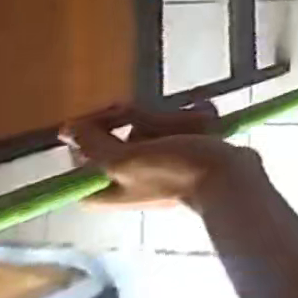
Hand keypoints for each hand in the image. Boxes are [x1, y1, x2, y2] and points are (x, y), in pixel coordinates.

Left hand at [60, 105, 253, 208]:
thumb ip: (93, 144)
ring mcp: (158, 163)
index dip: (101, 124)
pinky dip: (196, 120)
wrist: (231, 177)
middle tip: (169, 124)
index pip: (86, 144)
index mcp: (102, 185)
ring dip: (180, 119)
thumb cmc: (176, 171)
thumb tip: (66, 129)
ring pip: (158, 124)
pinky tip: (208, 123)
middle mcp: (126, 174)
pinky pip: (183, 127)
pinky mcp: (186, 153)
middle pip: (125, 130)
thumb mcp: (126, 160)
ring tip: (199, 125)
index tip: (120, 113)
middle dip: (152, 120)